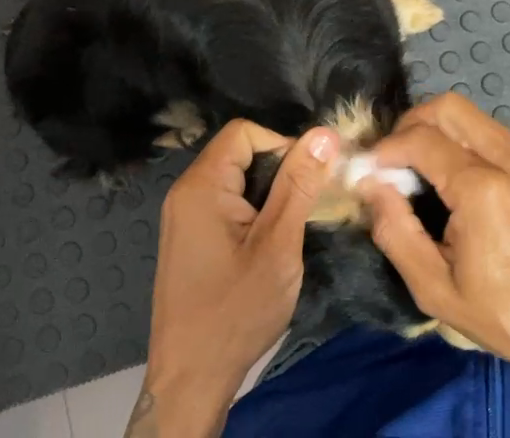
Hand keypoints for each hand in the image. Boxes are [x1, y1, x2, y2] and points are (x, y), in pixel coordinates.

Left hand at [134, 120, 336, 437]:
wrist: (191, 377)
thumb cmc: (236, 310)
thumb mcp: (278, 244)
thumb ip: (300, 184)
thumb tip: (324, 133)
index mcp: (201, 185)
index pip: (245, 132)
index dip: (282, 145)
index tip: (309, 181)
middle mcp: (186, 192)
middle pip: (240, 153)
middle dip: (279, 172)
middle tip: (306, 209)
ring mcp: (185, 217)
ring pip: (236, 180)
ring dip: (269, 196)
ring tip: (290, 231)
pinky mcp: (190, 239)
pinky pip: (226, 205)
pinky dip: (253, 214)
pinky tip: (270, 246)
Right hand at [358, 93, 509, 372]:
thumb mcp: (437, 289)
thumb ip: (395, 231)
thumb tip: (369, 185)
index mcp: (482, 189)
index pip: (420, 139)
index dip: (384, 149)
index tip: (365, 172)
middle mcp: (509, 160)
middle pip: (448, 107)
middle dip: (410, 125)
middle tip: (392, 162)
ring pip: (472, 116)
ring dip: (437, 130)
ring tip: (418, 172)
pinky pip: (492, 135)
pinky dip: (463, 142)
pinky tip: (452, 181)